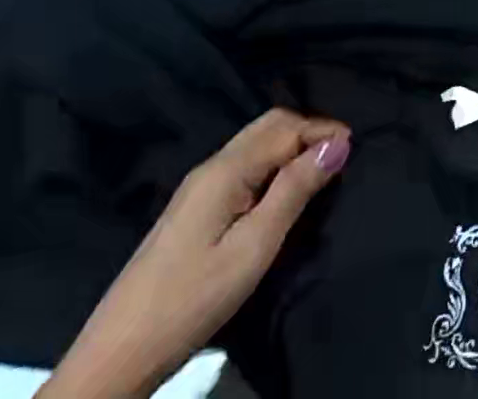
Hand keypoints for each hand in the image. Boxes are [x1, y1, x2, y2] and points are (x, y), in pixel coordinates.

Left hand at [38, 110, 350, 398]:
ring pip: (256, 142)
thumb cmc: (194, 297)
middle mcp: (212, 166)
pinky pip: (246, 163)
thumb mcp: (255, 246)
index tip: (356, 148)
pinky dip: (275, 161)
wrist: (120, 350)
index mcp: (226, 170)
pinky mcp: (196, 206)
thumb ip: (295, 190)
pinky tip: (286, 185)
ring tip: (323, 169)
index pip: (284, 127)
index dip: (322, 130)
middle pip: (268, 125)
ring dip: (292, 144)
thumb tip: (337, 144)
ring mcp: (200, 186)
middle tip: (342, 156)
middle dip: (309, 130)